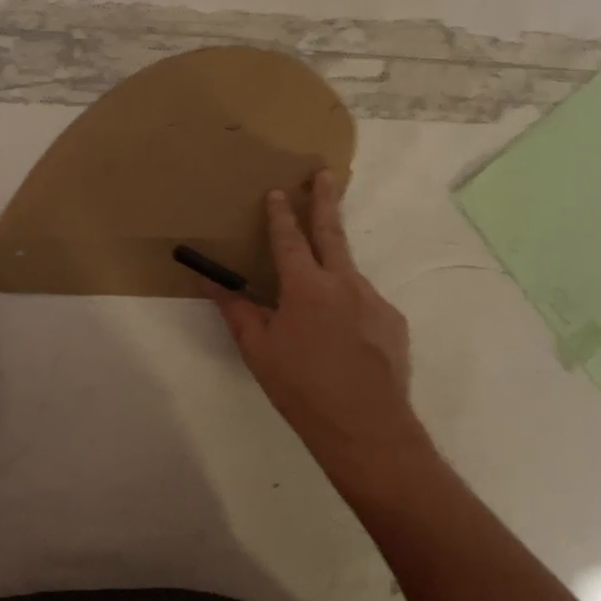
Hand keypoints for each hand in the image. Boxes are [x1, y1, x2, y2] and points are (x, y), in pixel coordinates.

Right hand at [206, 171, 431, 496]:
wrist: (366, 427)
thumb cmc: (301, 388)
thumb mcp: (258, 350)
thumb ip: (235, 310)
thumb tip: (208, 280)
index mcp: (306, 287)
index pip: (289, 239)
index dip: (280, 214)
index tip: (278, 191)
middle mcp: (344, 283)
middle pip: (332, 232)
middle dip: (326, 200)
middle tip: (325, 173)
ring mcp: (374, 300)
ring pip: (348, 274)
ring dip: (333, 269)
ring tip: (319, 299)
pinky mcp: (393, 322)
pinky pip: (364, 305)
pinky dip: (349, 309)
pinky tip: (342, 340)